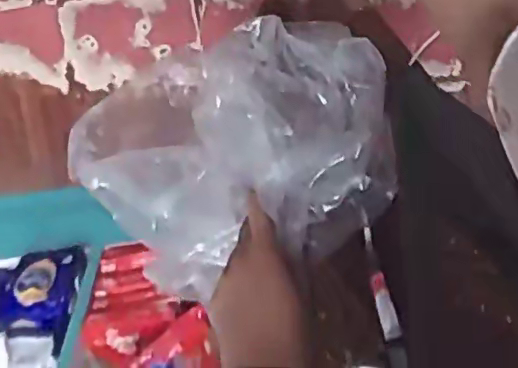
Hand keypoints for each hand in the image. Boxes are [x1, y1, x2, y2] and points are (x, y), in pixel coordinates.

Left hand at [207, 197, 306, 366]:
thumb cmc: (293, 331)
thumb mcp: (303, 292)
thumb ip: (294, 261)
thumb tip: (292, 241)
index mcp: (264, 252)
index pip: (256, 214)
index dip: (255, 199)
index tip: (253, 186)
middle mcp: (239, 258)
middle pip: (245, 235)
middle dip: (254, 233)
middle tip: (267, 238)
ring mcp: (224, 279)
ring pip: (235, 258)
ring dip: (245, 258)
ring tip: (258, 272)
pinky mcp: (214, 300)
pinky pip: (226, 279)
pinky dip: (235, 279)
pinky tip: (245, 294)